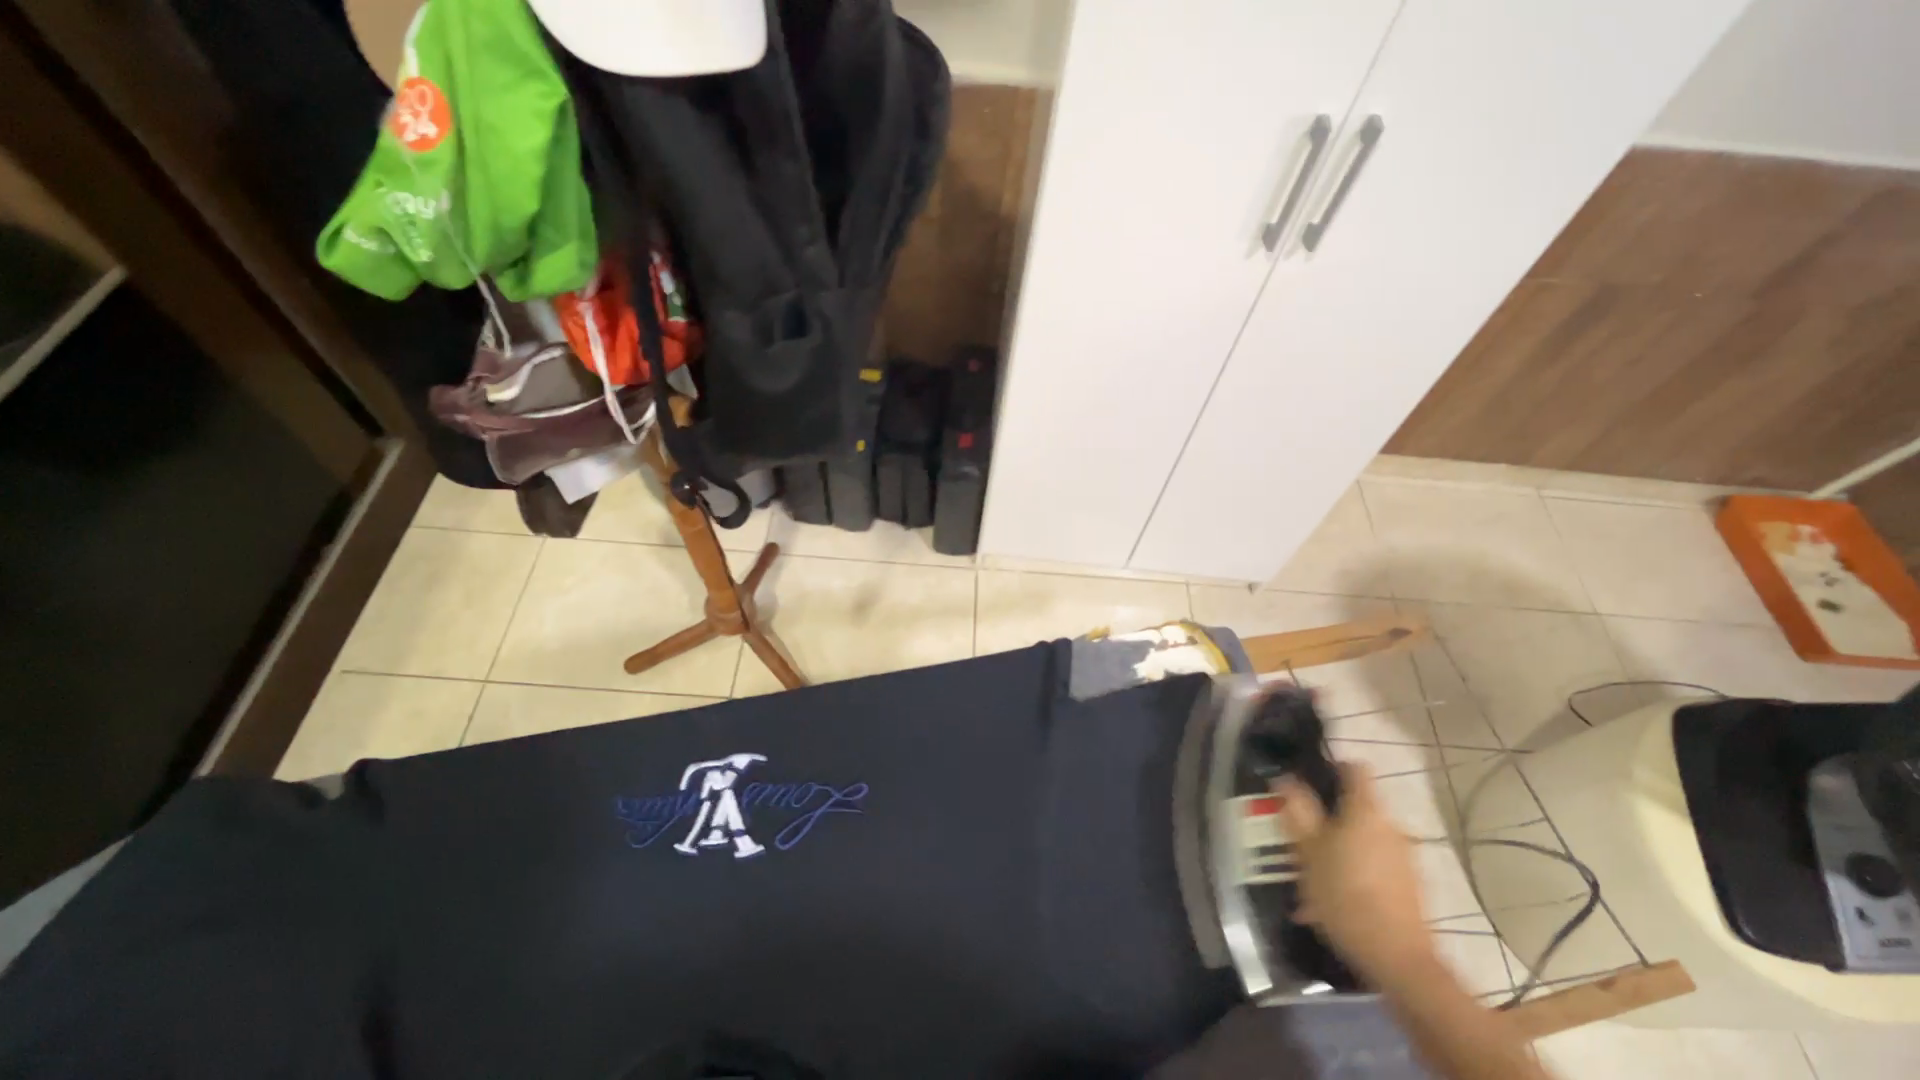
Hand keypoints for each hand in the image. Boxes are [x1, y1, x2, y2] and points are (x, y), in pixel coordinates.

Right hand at [1274, 763, 1438, 988]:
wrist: (1395, 956)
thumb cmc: (1344, 895)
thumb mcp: (1308, 852)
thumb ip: (1297, 812)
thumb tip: (1285, 779)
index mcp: (1366, 809)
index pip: (1354, 768)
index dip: (1331, 768)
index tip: (1308, 783)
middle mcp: (1391, 824)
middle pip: (1356, 807)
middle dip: (1327, 820)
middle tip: (1300, 840)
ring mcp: (1404, 855)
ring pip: (1363, 839)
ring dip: (1339, 850)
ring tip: (1312, 879)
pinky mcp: (1410, 884)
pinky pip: (1374, 865)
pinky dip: (1354, 873)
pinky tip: (1333, 902)